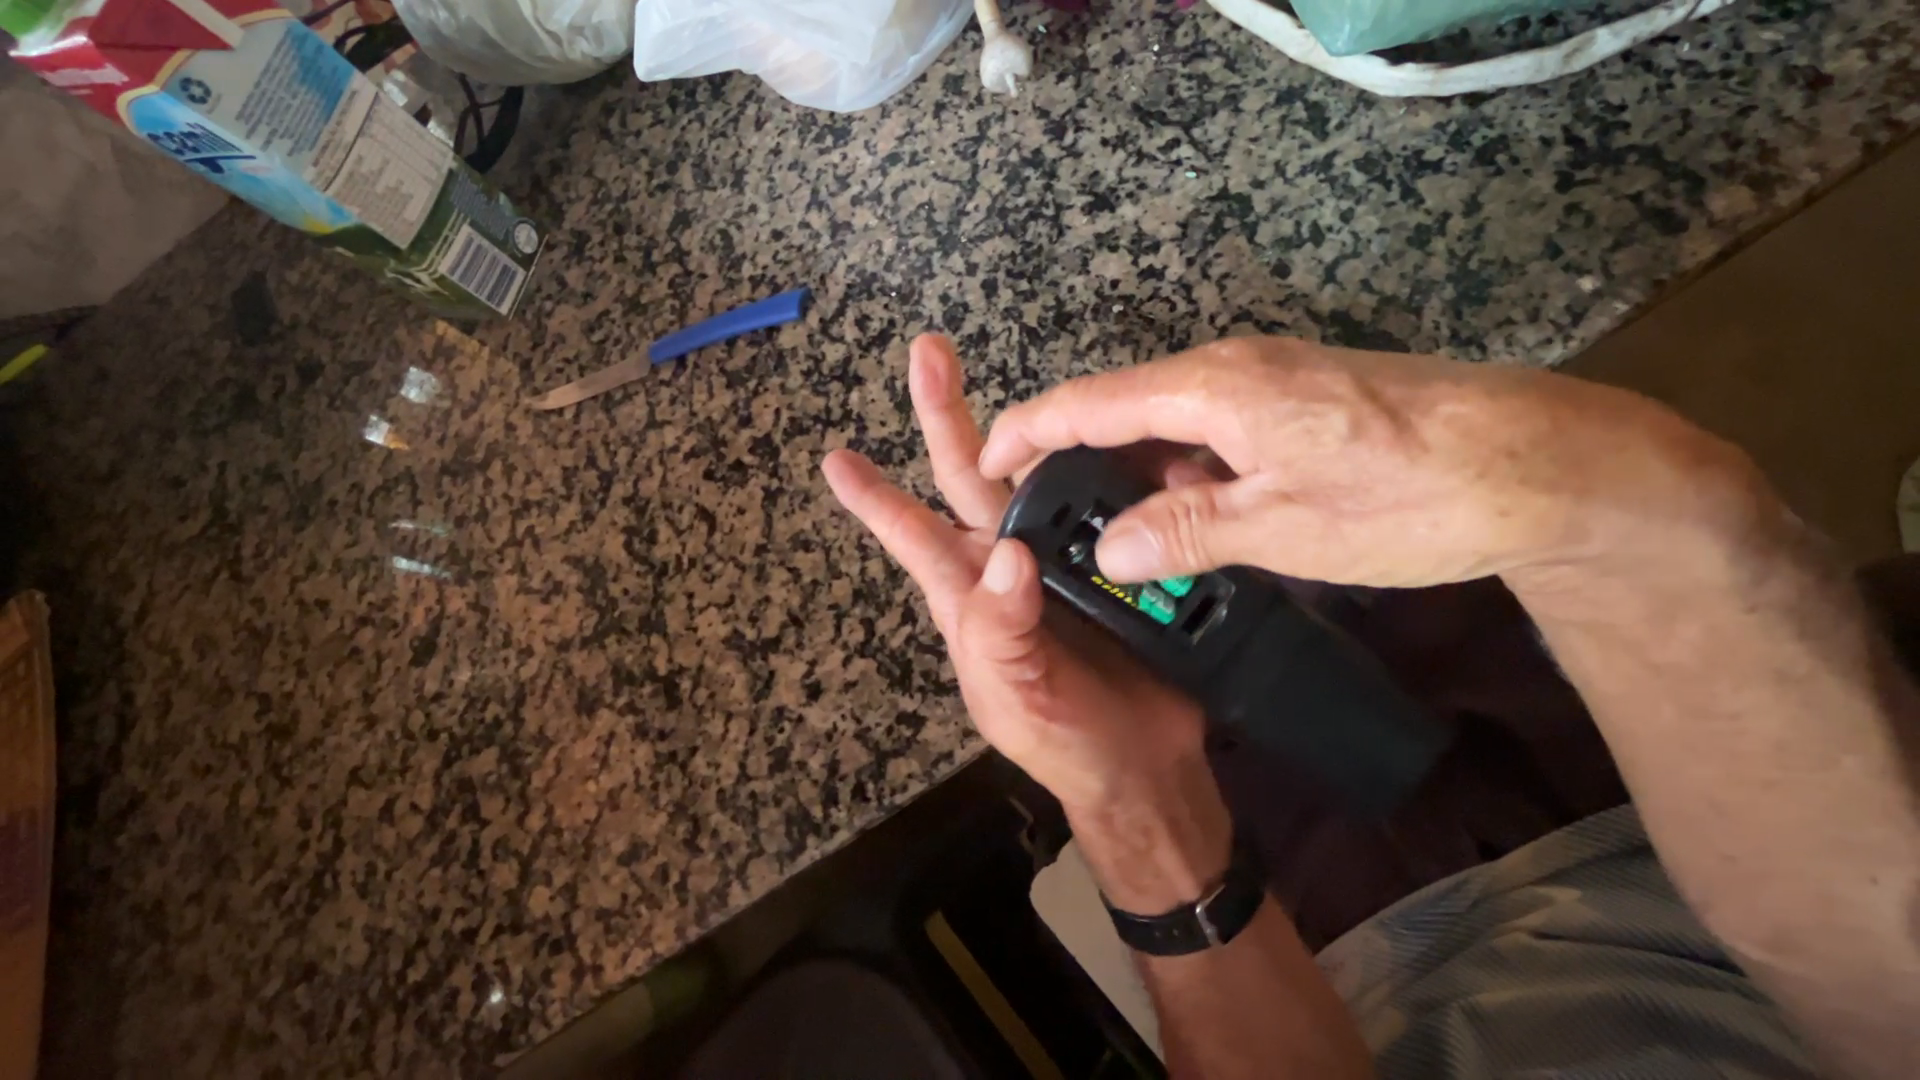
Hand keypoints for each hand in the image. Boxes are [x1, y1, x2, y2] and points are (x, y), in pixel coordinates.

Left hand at [821, 335, 1207, 814]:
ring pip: (1044, 476)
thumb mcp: (1013, 694)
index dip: (873, 498)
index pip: (912, 535)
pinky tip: (1134, 437)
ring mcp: (1066, 554)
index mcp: (969, 592)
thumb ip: (1000, 631)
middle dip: (947, 413)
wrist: (1144, 764)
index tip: (835, 457)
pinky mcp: (1122, 556)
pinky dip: (1118, 467)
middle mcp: (1009, 560)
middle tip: (929, 348)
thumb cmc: (1062, 738)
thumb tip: (1010, 554)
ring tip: (1058, 391)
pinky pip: (1113, 502)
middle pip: (972, 476)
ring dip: (1044, 429)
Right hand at [976, 336, 1771, 591]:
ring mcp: (1268, 381)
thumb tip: (1107, 550)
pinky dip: (1182, 473)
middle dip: (1073, 459)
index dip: (1026, 432)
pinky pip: (1212, 431)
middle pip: (1120, 407)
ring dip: (1132, 474)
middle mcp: (1230, 369)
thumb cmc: (1410, 496)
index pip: (1088, 403)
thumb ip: (1183, 532)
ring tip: (1111, 535)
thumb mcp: (1284, 528)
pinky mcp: (1298, 402)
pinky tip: (1190, 521)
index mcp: (1213, 388)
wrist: (1547, 465)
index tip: (984, 464)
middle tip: (1045, 520)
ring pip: (1167, 423)